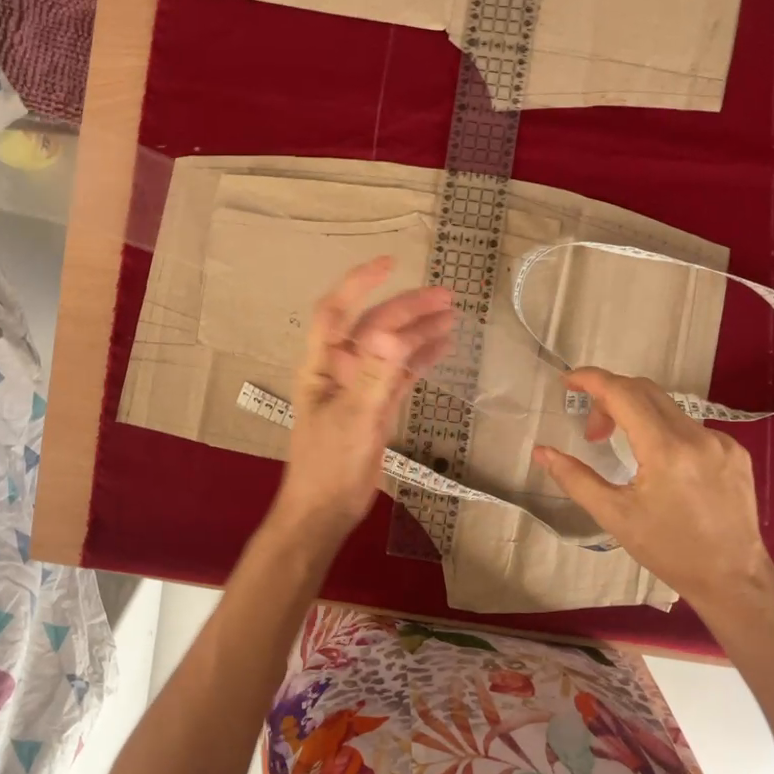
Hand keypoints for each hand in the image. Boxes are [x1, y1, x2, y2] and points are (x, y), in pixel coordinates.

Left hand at [274, 257, 453, 537]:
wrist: (325, 510)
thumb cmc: (328, 464)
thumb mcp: (353, 419)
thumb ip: (374, 376)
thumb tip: (393, 334)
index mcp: (321, 364)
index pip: (336, 312)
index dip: (359, 284)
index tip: (390, 264)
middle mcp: (339, 368)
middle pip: (373, 327)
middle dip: (406, 308)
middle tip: (446, 297)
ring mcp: (359, 385)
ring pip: (391, 348)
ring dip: (418, 331)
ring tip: (452, 315)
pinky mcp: (375, 404)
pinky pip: (400, 373)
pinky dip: (420, 359)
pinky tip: (444, 346)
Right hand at [531, 368, 773, 617]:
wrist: (735, 580)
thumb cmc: (669, 550)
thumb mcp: (614, 516)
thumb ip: (574, 478)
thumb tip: (541, 451)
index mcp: (665, 449)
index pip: (623, 393)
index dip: (591, 379)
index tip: (567, 380)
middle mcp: (697, 436)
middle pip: (644, 391)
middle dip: (610, 398)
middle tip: (592, 432)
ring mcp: (721, 442)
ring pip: (667, 407)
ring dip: (636, 415)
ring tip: (623, 450)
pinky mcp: (735, 452)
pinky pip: (689, 426)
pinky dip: (663, 431)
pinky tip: (660, 465)